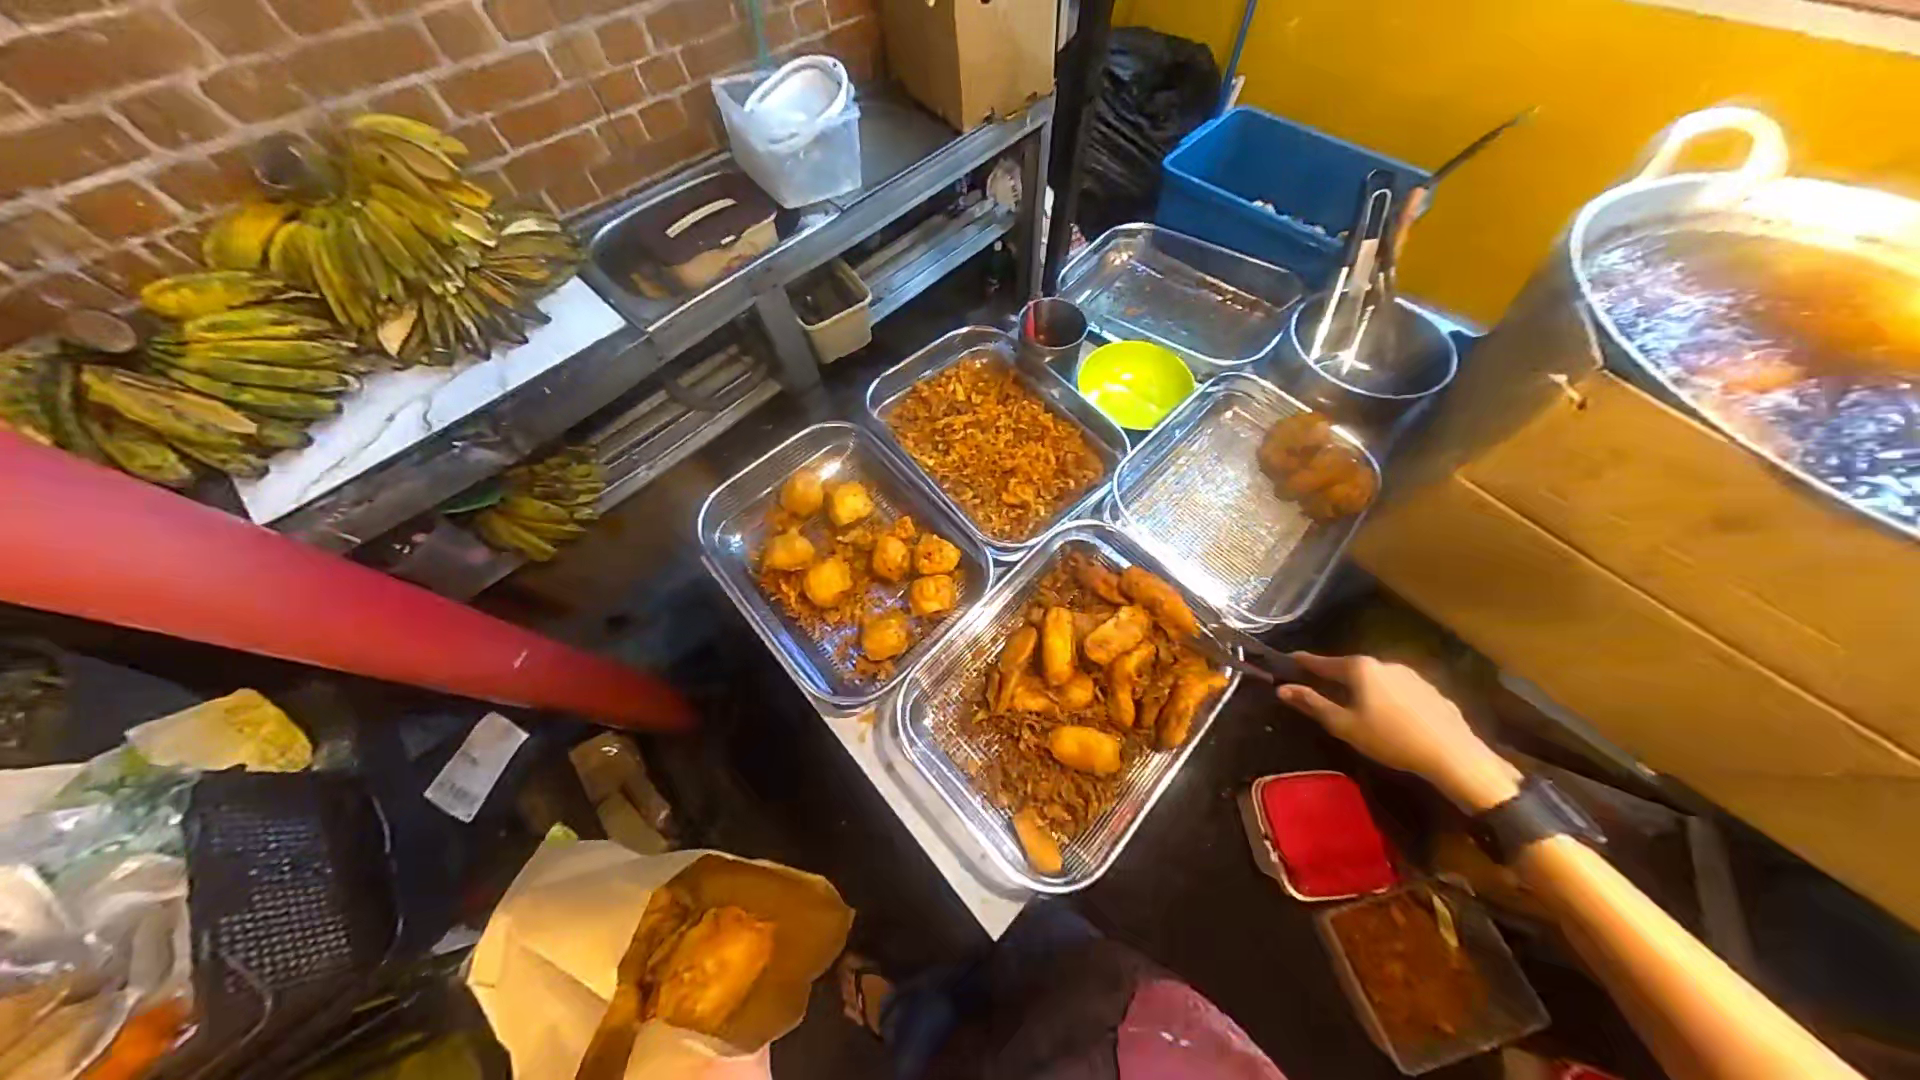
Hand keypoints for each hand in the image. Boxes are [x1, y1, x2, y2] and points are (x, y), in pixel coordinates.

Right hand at [1277, 652, 1521, 810]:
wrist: (1454, 756)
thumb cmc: (1390, 739)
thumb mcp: (1344, 725)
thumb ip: (1312, 704)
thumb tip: (1282, 688)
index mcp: (1360, 668)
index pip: (1322, 662)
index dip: (1303, 662)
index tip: (1288, 660)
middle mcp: (1385, 663)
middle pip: (1350, 668)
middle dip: (1335, 677)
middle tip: (1321, 690)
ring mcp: (1411, 675)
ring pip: (1376, 678)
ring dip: (1363, 687)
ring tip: (1356, 705)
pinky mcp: (1431, 690)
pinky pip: (1399, 689)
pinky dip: (1387, 697)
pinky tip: (1389, 716)